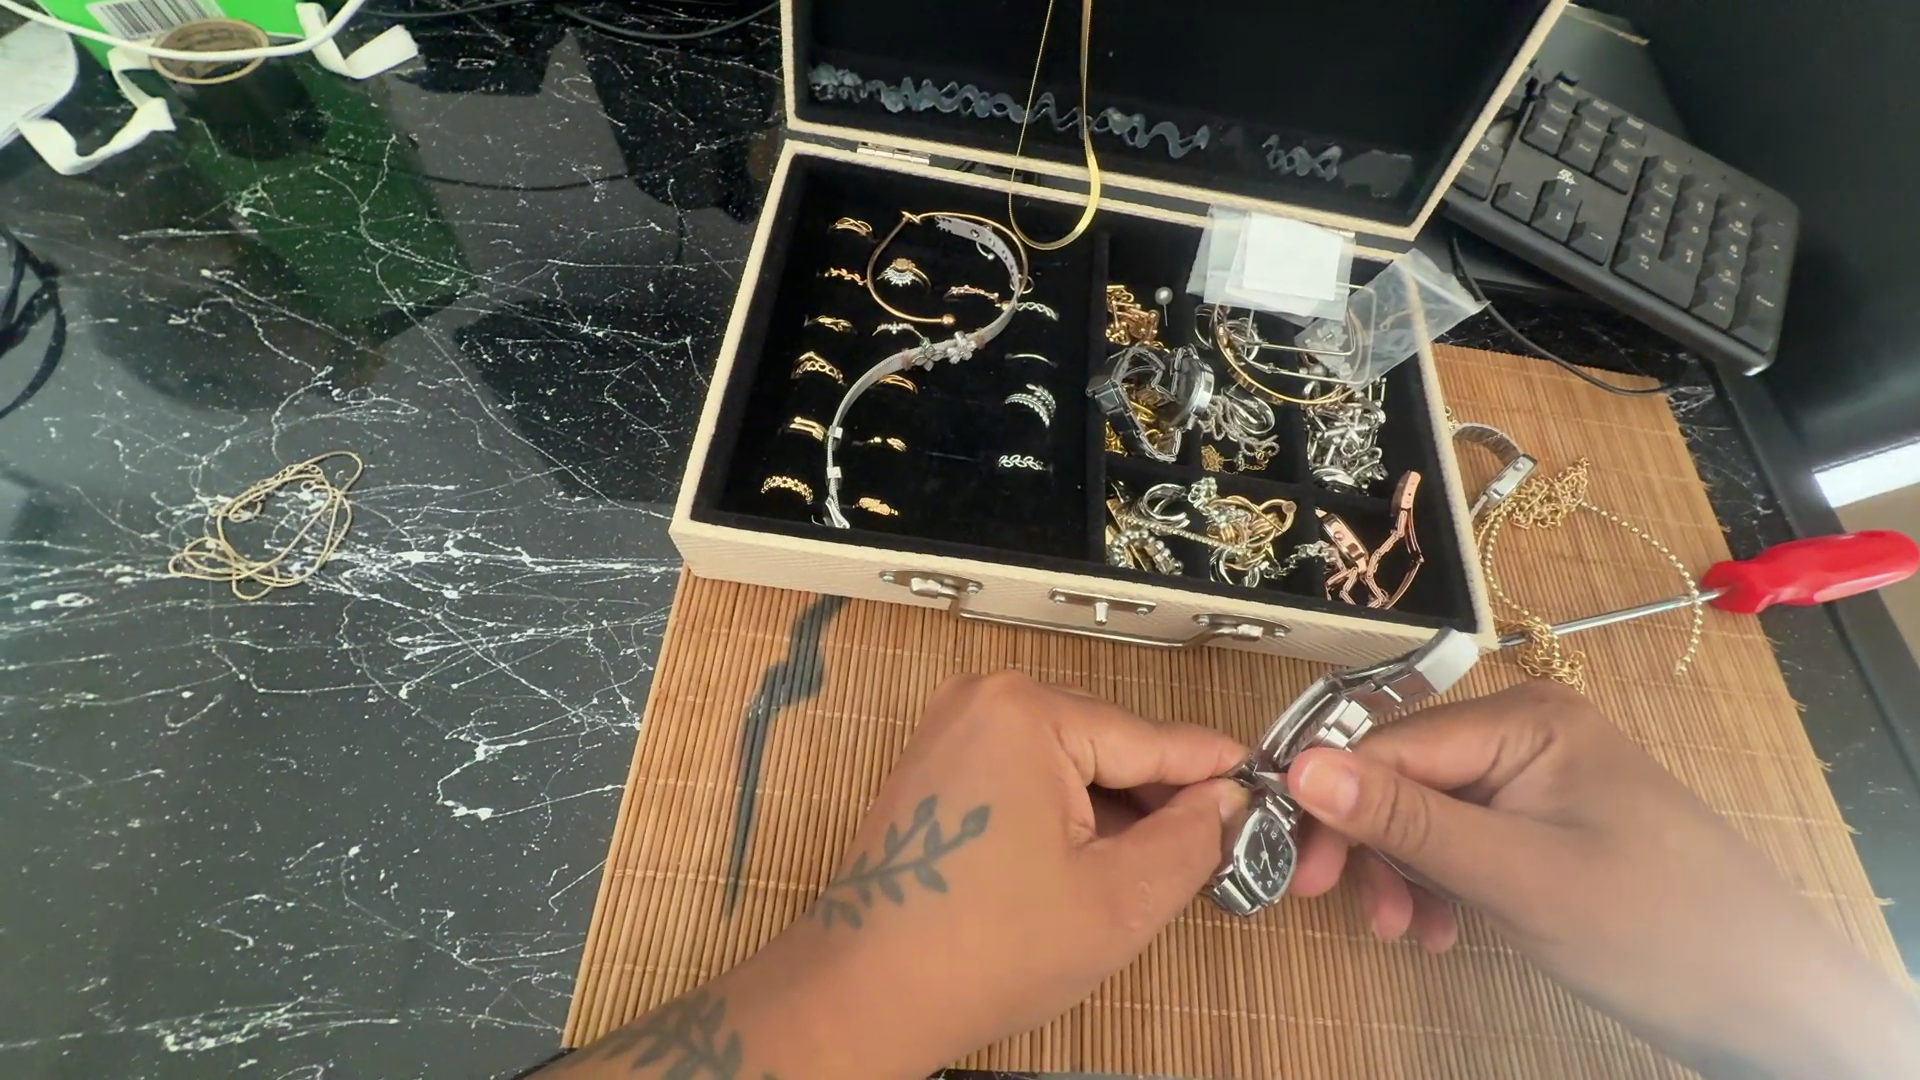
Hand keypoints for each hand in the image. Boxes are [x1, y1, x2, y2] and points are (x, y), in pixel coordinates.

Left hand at [544, 671, 1251, 1079]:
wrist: (865, 988)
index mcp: (1029, 711)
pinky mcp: (941, 752)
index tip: (1267, 790)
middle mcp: (988, 695)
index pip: (1150, 738)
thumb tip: (1229, 800)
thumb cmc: (988, 949)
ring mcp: (956, 720)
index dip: (1215, 771)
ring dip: (1113, 805)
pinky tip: (1088, 852)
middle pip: (1107, 742)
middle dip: (1157, 796)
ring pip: (1069, 755)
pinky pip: (1027, 764)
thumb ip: (1190, 840)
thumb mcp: (1117, 901)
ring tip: (1152, 862)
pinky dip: (1066, 803)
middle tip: (1213, 850)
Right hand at [1284, 680, 1919, 1078]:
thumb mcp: (1520, 879)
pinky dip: (1435, 882)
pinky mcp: (1533, 819)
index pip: (1391, 746)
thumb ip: (1404, 820)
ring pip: (1420, 812)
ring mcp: (1527, 776)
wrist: (1792, 1021)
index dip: (1332, 798)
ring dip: (1398, 870)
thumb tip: (1295, 767)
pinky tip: (1438, 926)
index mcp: (1520, 719)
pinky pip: (1455, 837)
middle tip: (1334, 899)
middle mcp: (1517, 732)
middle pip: (1401, 777)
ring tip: (1404, 930)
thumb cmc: (1663, 935)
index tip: (1293, 860)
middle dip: (1368, 843)